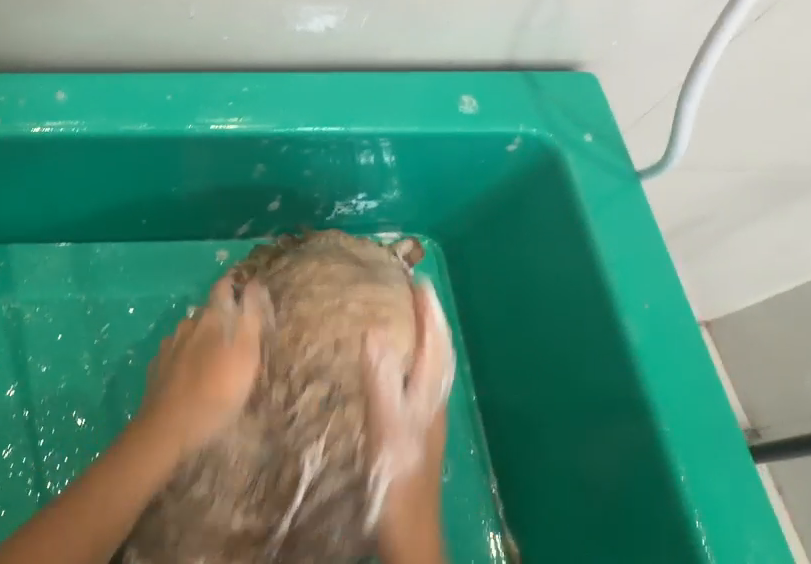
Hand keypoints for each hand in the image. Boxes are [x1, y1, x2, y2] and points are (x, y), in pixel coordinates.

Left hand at [137, 276, 269, 454]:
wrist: (169, 426)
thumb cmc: (218, 392)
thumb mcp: (247, 355)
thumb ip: (250, 317)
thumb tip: (253, 283)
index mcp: (212, 317)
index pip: (223, 287)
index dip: (235, 286)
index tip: (247, 292)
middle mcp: (188, 323)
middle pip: (207, 311)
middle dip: (221, 318)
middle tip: (236, 338)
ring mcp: (170, 344)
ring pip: (190, 332)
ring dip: (203, 339)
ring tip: (214, 360)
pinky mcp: (158, 365)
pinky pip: (176, 353)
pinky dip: (186, 358)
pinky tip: (191, 375)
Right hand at [363, 278, 454, 539]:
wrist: (408, 530)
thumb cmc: (397, 477)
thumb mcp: (385, 425)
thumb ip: (380, 379)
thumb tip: (373, 329)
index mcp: (428, 394)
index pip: (433, 343)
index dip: (428, 312)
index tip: (417, 279)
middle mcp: (432, 400)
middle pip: (437, 351)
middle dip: (428, 319)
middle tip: (413, 290)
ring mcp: (425, 416)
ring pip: (429, 365)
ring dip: (422, 337)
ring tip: (406, 316)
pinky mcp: (415, 429)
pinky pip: (417, 379)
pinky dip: (411, 359)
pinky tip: (394, 364)